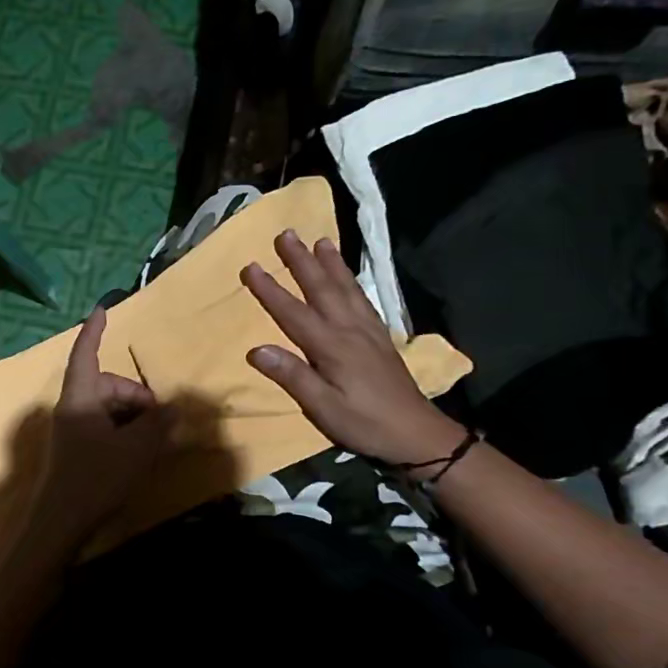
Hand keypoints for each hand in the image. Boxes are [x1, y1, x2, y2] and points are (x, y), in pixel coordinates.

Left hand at [31, 307, 170, 526]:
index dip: (94, 331)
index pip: (86, 354)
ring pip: (106, 408)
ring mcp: (71, 430)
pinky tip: (139, 451)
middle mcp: (71, 407)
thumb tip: (174, 408)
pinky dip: (122, 431)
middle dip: (135, 395)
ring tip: (154, 440)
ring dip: (132, 416)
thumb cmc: (96, 477)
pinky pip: (102, 427)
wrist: (60, 522)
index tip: (103, 309)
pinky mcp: (75, 450)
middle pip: (106, 385)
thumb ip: (157, 424)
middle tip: (161, 420)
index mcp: (80, 397)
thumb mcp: (136, 449)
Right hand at [241, 230, 464, 464]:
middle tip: (286, 233)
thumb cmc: (364, 423)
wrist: (416, 433)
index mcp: (331, 347)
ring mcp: (368, 331)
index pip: (293, 312)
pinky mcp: (380, 337)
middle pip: (322, 288)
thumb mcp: (323, 408)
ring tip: (320, 240)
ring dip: (330, 263)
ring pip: (345, 288)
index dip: (270, 290)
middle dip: (301, 261)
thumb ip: (292, 376)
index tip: (250, 266)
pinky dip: (352, 281)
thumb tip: (256, 349)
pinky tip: (348, 276)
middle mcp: (349, 330)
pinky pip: (363, 299)